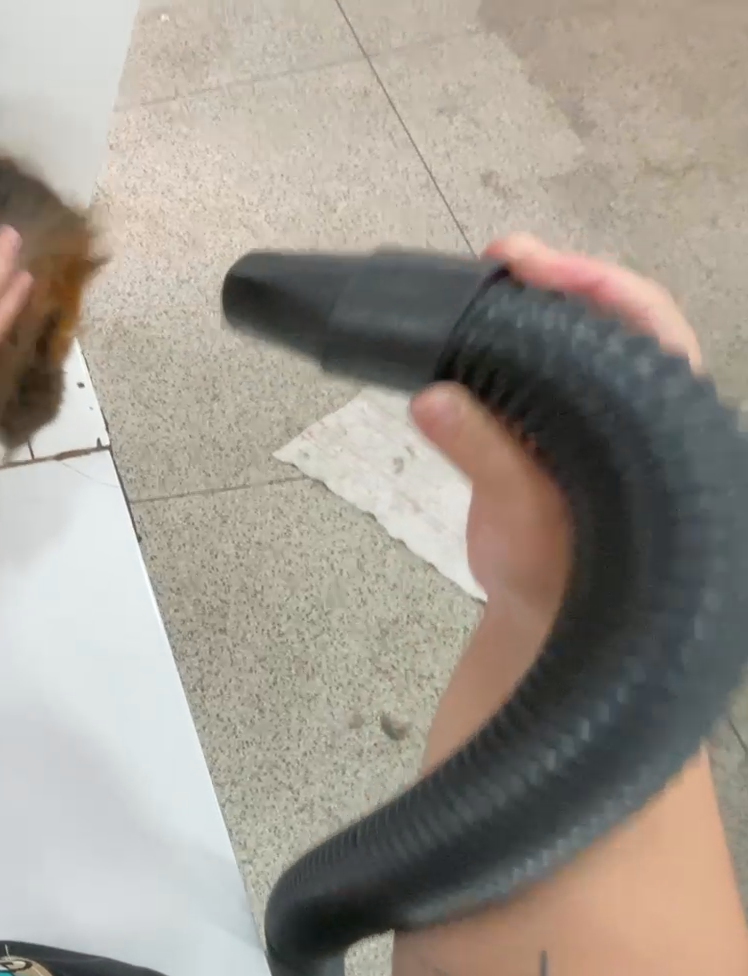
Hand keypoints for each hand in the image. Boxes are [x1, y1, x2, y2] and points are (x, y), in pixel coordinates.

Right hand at [410, 233, 704, 623]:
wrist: (544, 610)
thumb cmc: (554, 570)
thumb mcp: (524, 513)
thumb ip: (484, 454)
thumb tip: (433, 399)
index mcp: (650, 419)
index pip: (641, 327)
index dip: (592, 284)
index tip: (529, 264)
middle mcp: (626, 408)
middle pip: (607, 321)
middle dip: (558, 280)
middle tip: (501, 256)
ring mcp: (581, 420)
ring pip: (567, 346)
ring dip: (525, 311)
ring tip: (483, 283)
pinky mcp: (538, 434)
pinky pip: (522, 379)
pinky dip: (494, 351)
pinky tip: (465, 340)